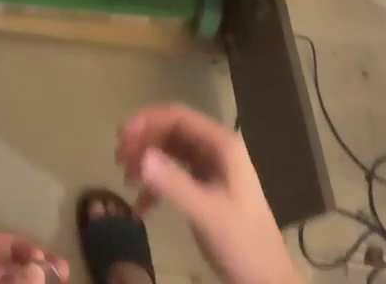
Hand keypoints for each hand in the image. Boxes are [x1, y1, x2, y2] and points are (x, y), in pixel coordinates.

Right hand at [117, 104, 301, 283]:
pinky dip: (156, 186)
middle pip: (172, 132)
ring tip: (126, 180)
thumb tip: (140, 156)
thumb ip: (174, 183)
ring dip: (148, 163)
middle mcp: (216, 151)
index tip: (122, 136)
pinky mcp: (206, 190)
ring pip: (171, 153)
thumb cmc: (242, 241)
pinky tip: (142, 207)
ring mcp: (211, 170)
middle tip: (119, 159)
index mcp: (222, 145)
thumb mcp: (206, 212)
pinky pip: (175, 176)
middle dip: (144, 142)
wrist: (266, 280)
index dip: (148, 120)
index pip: (179, 117)